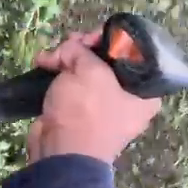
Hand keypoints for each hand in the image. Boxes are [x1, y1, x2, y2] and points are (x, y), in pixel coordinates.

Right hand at [26, 30, 160, 164]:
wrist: (63, 149)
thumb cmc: (86, 111)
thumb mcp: (89, 72)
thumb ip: (81, 51)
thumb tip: (68, 50)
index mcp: (145, 91)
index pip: (132, 53)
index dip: (108, 40)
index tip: (86, 38)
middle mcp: (127, 96)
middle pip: (104, 59)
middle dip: (80, 48)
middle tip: (64, 47)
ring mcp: (101, 102)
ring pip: (84, 68)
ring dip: (63, 57)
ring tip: (46, 58)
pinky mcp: (78, 107)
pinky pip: (71, 81)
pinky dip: (57, 70)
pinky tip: (42, 64)